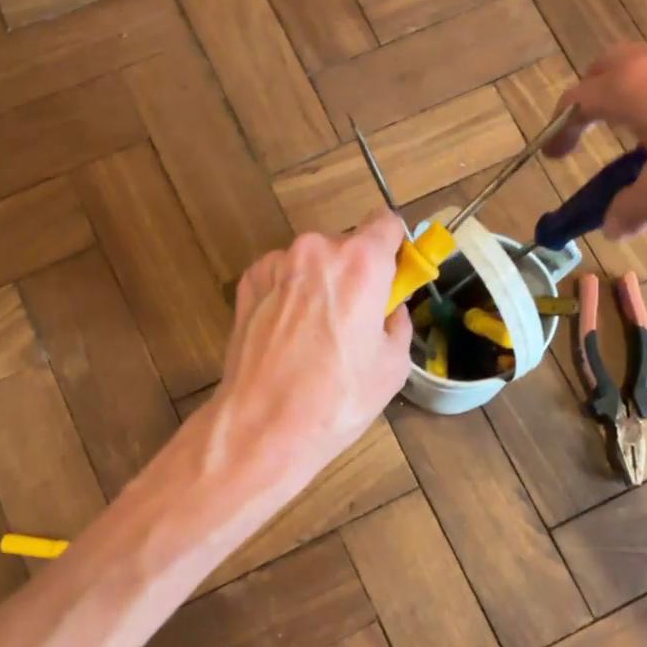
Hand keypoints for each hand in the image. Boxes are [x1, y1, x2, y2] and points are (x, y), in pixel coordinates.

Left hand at [216, 213, 413, 475]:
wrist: (263, 425)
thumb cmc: (336, 399)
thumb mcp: (393, 365)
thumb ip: (397, 321)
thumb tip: (389, 309)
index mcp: (361, 262)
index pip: (387, 222)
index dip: (394, 246)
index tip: (394, 272)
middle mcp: (317, 250)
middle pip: (347, 245)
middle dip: (355, 273)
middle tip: (355, 319)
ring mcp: (277, 264)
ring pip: (312, 263)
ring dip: (320, 284)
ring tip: (317, 335)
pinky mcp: (248, 282)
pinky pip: (283, 277)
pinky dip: (290, 295)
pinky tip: (289, 335)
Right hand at [546, 40, 646, 234]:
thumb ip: (630, 208)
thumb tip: (613, 224)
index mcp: (630, 88)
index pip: (578, 99)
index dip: (561, 128)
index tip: (554, 154)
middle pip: (608, 67)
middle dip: (591, 97)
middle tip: (586, 129)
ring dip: (631, 92)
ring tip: (637, 131)